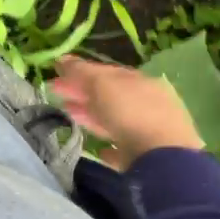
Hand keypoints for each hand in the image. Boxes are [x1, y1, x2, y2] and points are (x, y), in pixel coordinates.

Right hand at [48, 55, 205, 169]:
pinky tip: (99, 146)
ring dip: (91, 115)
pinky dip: (110, 140)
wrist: (163, 159)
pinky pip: (124, 143)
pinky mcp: (150, 153)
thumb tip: (62, 59)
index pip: (106, 72)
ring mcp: (153, 129)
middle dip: (82, 93)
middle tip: (56, 93)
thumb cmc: (131, 112)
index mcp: (143, 82)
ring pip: (115, 118)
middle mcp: (152, 103)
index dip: (79, 72)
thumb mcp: (100, 83)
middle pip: (110, 95)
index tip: (57, 75)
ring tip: (68, 115)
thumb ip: (80, 69)